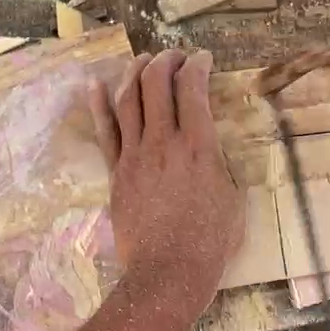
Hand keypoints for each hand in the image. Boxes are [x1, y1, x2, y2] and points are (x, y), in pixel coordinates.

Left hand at [89, 50, 243, 311]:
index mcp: (199, 146)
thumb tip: (211, 149)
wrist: (167, 273)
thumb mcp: (233, 198)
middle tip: (175, 57)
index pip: (194, 89)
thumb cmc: (210, 243)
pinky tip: (96, 85)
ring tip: (142, 59)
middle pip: (157, 85)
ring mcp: (135, 155)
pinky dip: (100, 105)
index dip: (199, 66)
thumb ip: (220, 165)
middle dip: (166, 61)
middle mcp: (164, 142)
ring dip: (135, 73)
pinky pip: (106, 132)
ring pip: (129, 100)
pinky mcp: (116, 172)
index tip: (204, 60)